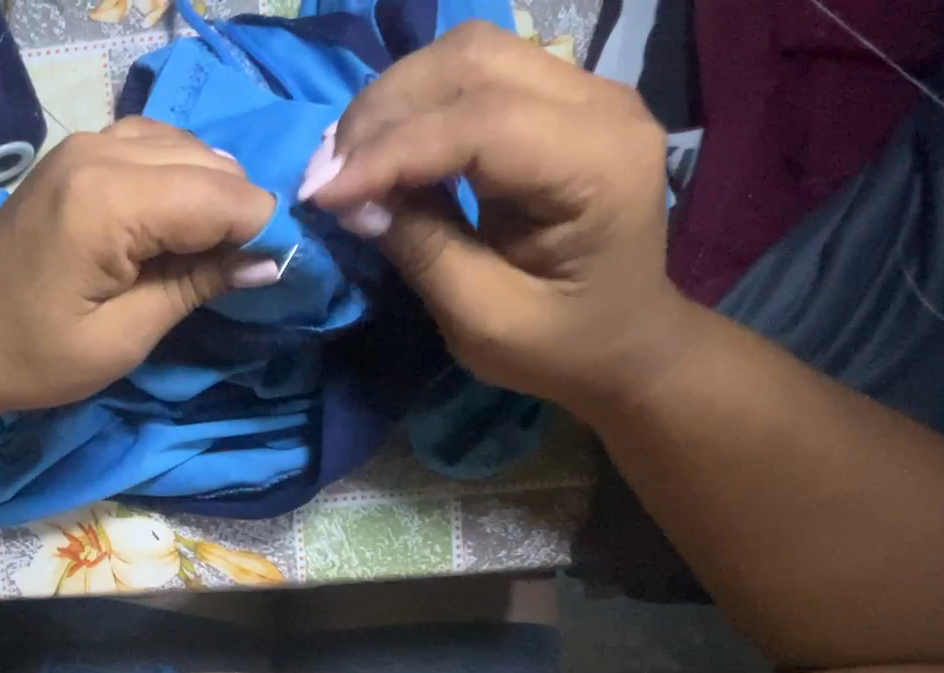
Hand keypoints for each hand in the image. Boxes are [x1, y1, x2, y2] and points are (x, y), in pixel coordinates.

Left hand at [0, 117, 277, 425]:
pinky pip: (152, 148)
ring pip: (186, 149)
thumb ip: (195, 286)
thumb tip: (267, 260)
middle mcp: (99, 152)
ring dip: (208, 197)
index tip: (267, 277)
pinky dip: (177, 182)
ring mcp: (84, 145)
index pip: (222, 195)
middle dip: (237, 215)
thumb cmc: (32, 358)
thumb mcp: (122, 338)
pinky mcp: (75, 156)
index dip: (259, 233)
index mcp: (109, 200)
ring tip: (201, 256)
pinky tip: (171, 227)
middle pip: (210, 163)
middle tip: (234, 274)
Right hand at [303, 22, 689, 410]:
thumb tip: (351, 200)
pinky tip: (378, 149)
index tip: (320, 194)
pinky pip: (472, 75)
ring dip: (391, 103)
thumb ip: (422, 251)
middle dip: (381, 114)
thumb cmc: (558, 346)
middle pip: (470, 61)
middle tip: (325, 178)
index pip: (480, 124)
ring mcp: (582, 91)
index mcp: (597, 167)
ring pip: (465, 54)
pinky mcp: (555, 99)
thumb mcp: (482, 319)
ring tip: (344, 163)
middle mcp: (600, 105)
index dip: (389, 153)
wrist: (623, 342)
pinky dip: (412, 107)